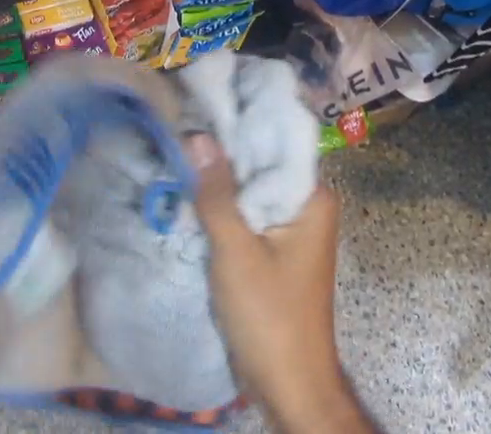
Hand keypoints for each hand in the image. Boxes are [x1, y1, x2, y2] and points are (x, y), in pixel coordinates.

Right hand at [186, 134, 377, 433]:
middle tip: (180, 127)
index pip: (275, 142)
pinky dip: (222, 208)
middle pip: (261, 165)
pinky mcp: (274, 250)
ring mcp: (290, 229)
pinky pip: (247, 215)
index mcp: (312, 198)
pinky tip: (191, 194)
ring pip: (250, 190)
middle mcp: (306, 206)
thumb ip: (216, 193)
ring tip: (179, 151)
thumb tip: (198, 135)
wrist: (289, 386)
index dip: (239, 122)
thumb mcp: (236, 250)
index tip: (202, 102)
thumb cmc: (269, 316)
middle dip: (223, 152)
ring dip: (219, 181)